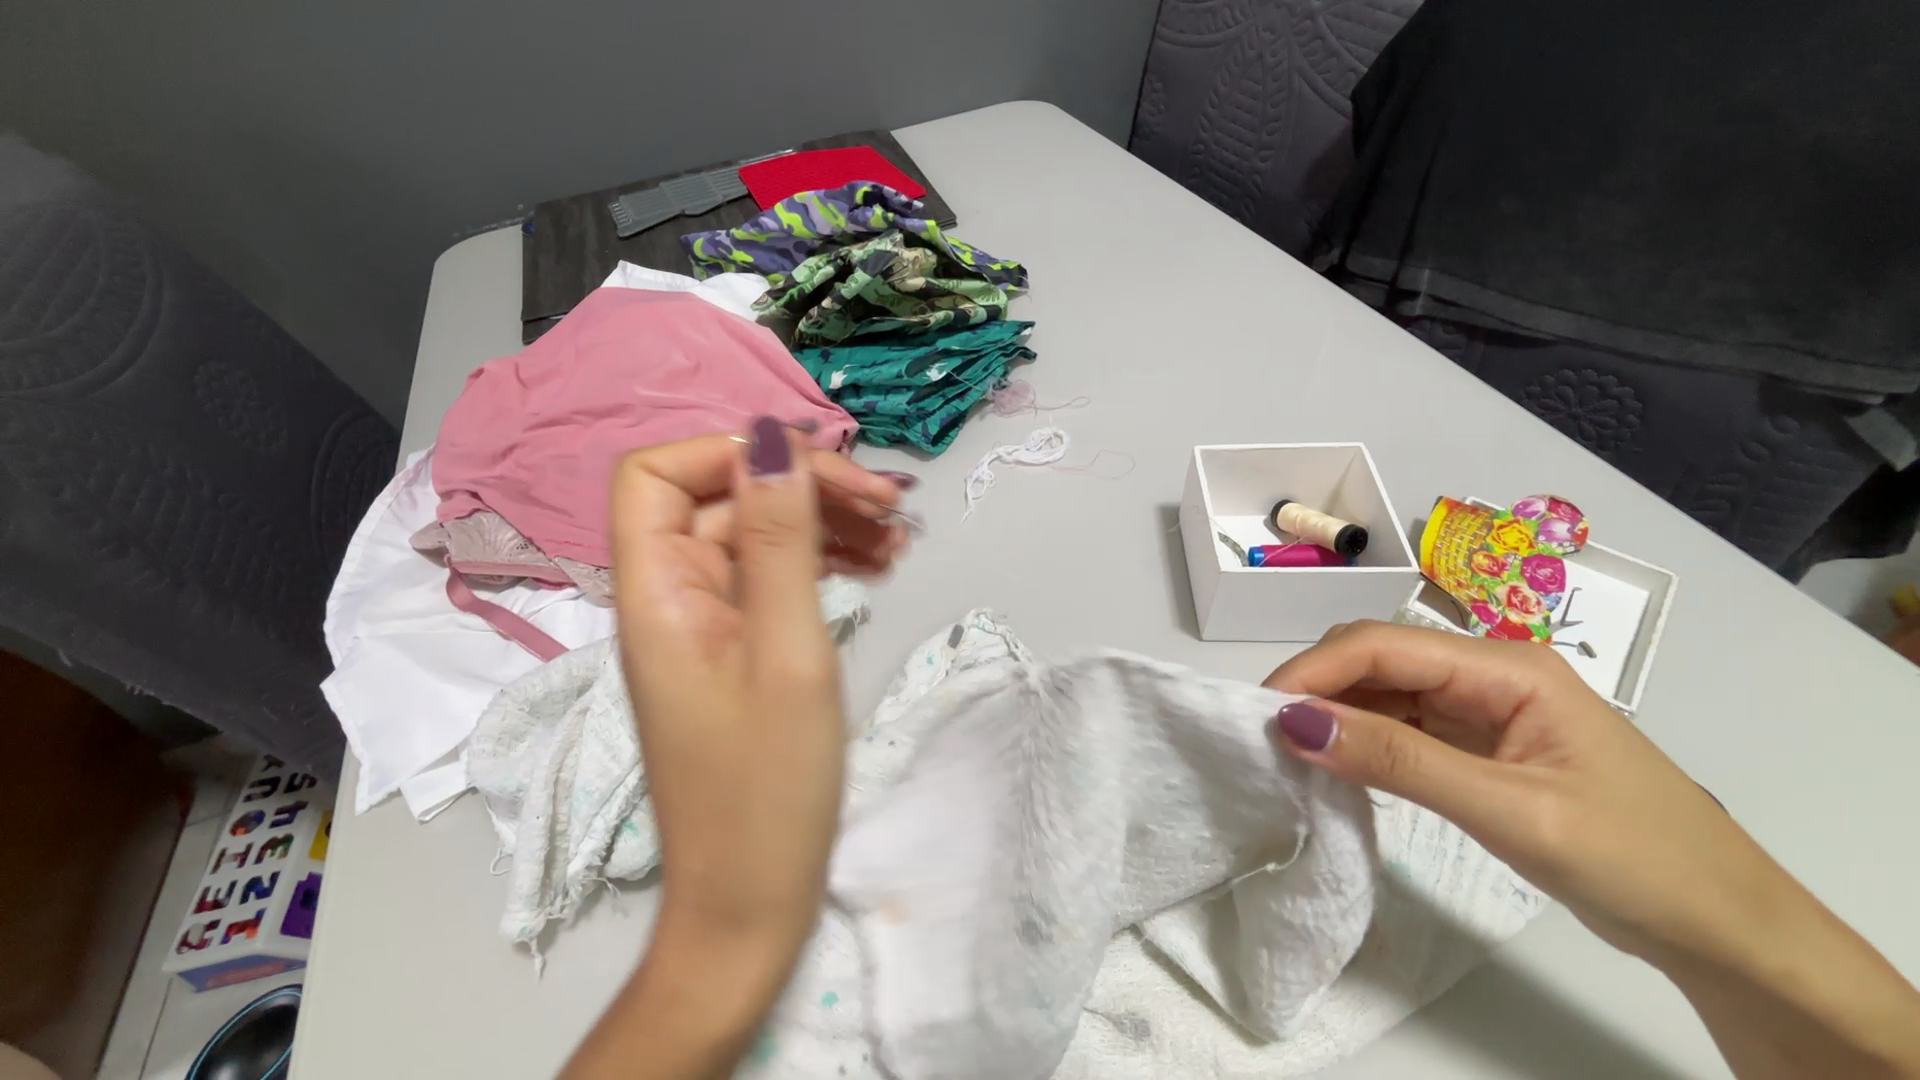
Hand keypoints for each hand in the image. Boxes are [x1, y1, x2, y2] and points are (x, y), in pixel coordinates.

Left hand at [613, 420, 905, 949]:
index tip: (816, 475)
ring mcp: (704, 628)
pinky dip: (821, 566)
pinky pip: (772, 584)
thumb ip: (780, 540)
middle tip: (890, 505)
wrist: (753, 900)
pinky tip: (875, 570)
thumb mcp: (789, 651)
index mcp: (656, 592)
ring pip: (756, 540)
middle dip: (804, 489)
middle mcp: (670, 598)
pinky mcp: (735, 655)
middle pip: (722, 501)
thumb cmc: (769, 787)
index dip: (730, 454)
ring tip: (897, 539)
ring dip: (823, 526)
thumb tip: (771, 439)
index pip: (657, 475)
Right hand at [1264, 622, 1919, 1079]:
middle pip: (1377, 657)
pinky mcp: (1481, 744)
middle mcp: (1490, 672)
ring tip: (1290, 752)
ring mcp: (1485, 708)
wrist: (1727, 930)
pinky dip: (1362, 739)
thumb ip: (1399, 761)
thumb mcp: (1510, 811)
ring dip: (1335, 713)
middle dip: (1316, 686)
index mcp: (1508, 667)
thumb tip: (1294, 721)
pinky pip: (1403, 725)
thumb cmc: (1637, 861)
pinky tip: (1338, 764)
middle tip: (1266, 737)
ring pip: (1385, 690)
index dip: (1313, 671)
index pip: (1382, 645)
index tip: (1259, 715)